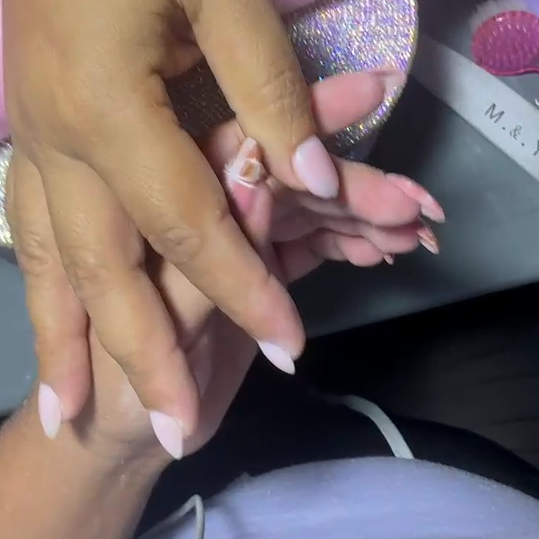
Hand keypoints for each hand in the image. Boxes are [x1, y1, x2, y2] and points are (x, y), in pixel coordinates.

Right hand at [0, 0, 433, 459]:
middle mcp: (56, 141)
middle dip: (147, 353)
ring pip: (50, 264)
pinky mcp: (22, 136)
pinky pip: (28, 235)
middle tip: (180, 433)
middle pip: (105, 267)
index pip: (191, 218)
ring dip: (66, 346)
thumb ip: (269, 85)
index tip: (292, 346)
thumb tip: (307, 175)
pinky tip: (40, 336)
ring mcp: (29, 142)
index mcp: (110, 104)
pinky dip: (34, 297)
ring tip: (70, 422)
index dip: (246, 283)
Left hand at [60, 70, 435, 466]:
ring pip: (308, 207)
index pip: (243, 144)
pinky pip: (310, 243)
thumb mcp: (156, 326)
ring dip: (365, 216)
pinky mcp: (258, 264)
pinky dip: (351, 245)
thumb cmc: (116, 389)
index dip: (307, 118)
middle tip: (419, 199)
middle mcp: (204, 199)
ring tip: (421, 228)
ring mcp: (235, 231)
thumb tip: (254, 179)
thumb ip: (201, 256)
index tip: (371, 93)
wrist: (122, 445)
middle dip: (355, 184)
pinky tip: (389, 250)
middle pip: (288, 175)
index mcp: (162, 196)